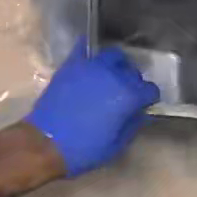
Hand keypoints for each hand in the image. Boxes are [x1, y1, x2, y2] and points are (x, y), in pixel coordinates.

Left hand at [26, 39, 160, 176]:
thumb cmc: (83, 149)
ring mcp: (91, 66)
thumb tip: (140, 112)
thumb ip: (132, 125)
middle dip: (133, 81)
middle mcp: (114, 75)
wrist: (46, 142)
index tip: (143, 105)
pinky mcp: (71, 64)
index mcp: (128, 96)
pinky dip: (90, 51)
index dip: (148, 98)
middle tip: (125, 93)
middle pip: (132, 71)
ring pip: (113, 55)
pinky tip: (91, 61)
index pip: (150, 89)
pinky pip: (84, 47)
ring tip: (111, 75)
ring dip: (116, 64)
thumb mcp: (116, 146)